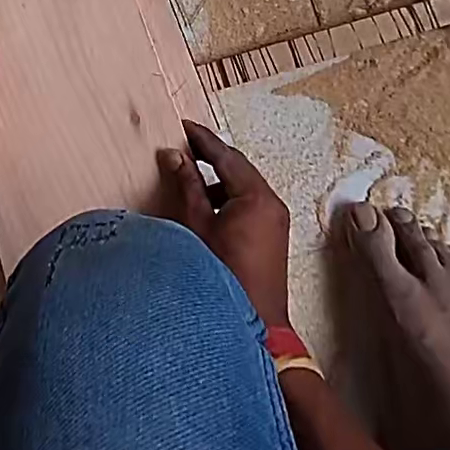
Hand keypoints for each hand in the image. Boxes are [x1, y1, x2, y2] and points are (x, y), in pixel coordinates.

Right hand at [161, 120, 291, 326]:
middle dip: (211, 153)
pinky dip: (229, 193)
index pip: (225, 155)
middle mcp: (271, 201)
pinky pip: (250, 199)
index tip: (184, 126)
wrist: (254, 323)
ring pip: (243, 182)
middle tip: (184, 143)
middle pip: (237, 166)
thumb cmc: (222, 273)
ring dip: (219, 174)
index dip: (202, 139)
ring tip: (190, 172)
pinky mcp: (273, 231)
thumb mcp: (198, 224)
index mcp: (255, 196)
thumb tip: (173, 155)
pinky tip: (208, 201)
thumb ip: (187, 185)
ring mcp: (276, 217)